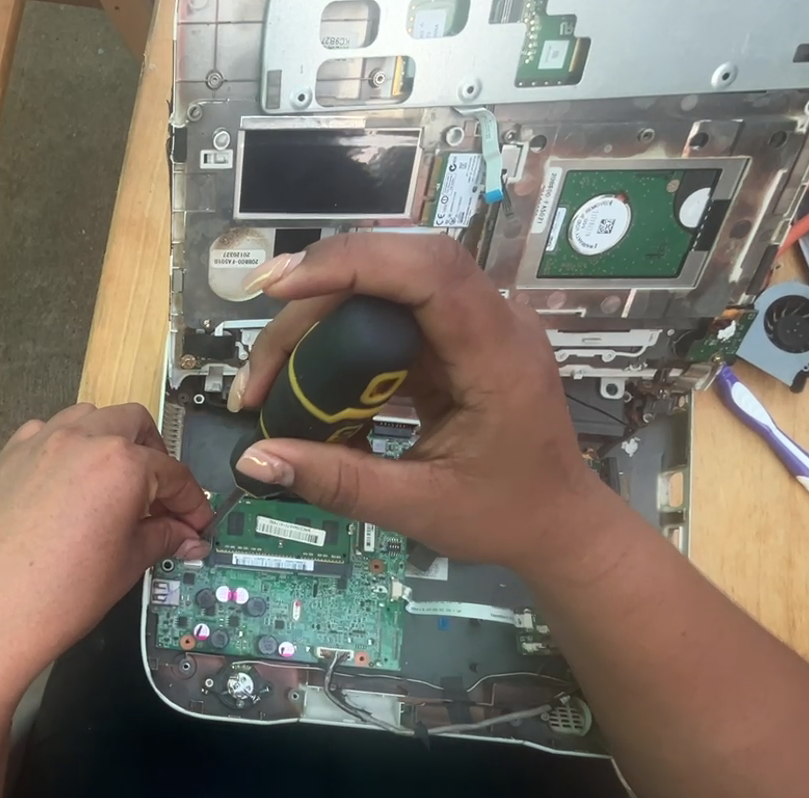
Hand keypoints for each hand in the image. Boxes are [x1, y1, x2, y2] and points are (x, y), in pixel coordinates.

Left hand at [0, 403, 212, 697]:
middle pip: (134, 425)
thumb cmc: (64, 595)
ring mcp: (39, 442)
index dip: (191, 502)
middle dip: (154, 456)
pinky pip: (47, 434)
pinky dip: (67, 448)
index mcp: (121, 465)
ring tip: (114, 484)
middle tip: (158, 498)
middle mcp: (81, 439)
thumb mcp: (127, 564)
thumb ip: (163, 537)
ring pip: (89, 417)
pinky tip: (68, 484)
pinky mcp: (9, 457)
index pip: (172, 474)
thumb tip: (189, 536)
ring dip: (110, 442)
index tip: (196, 524)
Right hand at [226, 232, 624, 578]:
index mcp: (497, 355)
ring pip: (380, 293)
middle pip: (390, 274)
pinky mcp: (450, 343)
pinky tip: (301, 383)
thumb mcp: (416, 507)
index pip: (428, 271)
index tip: (280, 290)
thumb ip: (336, 482)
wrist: (556, 524)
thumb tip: (252, 459)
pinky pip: (384, 323)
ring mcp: (470, 327)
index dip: (351, 264)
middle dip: (310, 308)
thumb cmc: (502, 516)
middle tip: (256, 374)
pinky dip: (335, 347)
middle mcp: (489, 321)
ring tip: (266, 382)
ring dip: (315, 328)